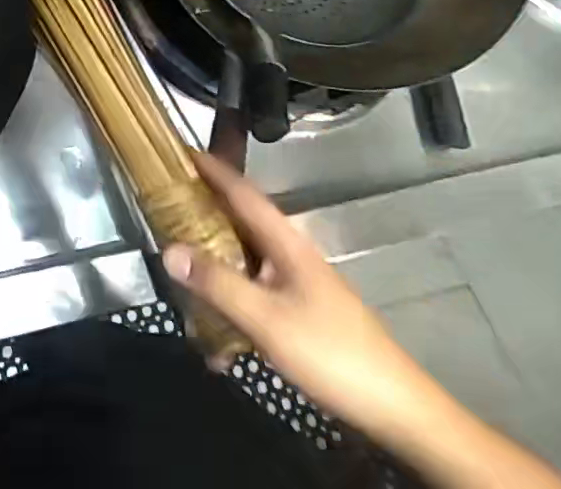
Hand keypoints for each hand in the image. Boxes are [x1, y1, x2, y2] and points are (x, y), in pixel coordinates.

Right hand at [162, 152, 560, 488]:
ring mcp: (296, 280)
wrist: (398, 410)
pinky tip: (208, 306)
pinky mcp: (298, 305)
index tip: (179, 149)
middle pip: (240, 216)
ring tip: (173, 244)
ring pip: (243, 249)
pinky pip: (250, 279)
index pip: (242, 192)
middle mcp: (290, 253)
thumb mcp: (266, 319)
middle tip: (161, 196)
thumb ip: (216, 282)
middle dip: (202, 202)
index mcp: (285, 243)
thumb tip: (168, 249)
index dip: (211, 168)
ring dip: (210, 244)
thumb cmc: (331, 353)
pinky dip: (225, 281)